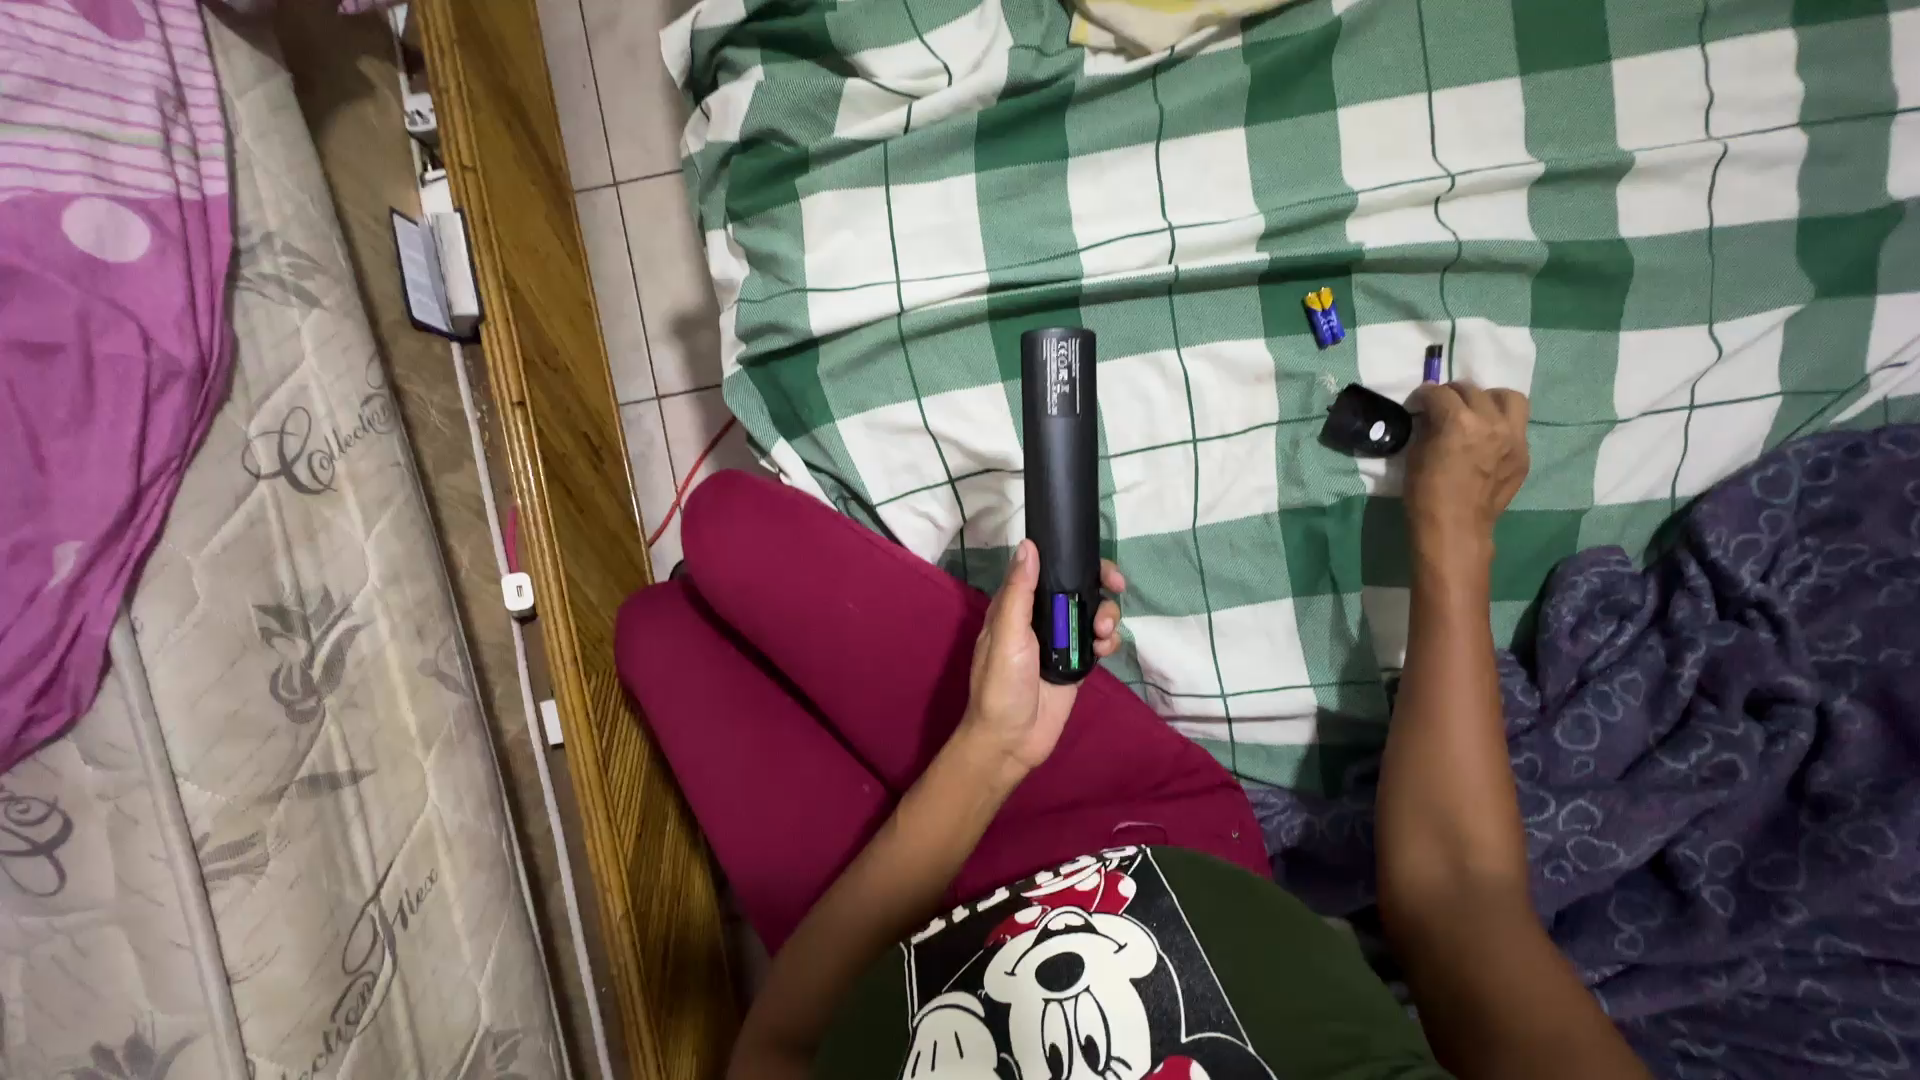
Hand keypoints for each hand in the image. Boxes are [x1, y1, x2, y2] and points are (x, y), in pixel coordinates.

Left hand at [954, 540, 1125, 782]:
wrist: (1012, 740)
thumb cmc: (1001, 684)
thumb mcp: (1007, 634)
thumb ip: (1020, 591)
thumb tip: (1029, 546)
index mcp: (1016, 606)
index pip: (1047, 571)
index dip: (1074, 561)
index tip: (1097, 564)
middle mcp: (1040, 619)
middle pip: (1078, 588)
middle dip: (1101, 585)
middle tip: (1117, 588)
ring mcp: (1061, 641)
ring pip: (1092, 613)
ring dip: (1106, 615)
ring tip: (1102, 633)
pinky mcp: (1077, 664)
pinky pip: (1099, 642)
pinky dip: (1108, 641)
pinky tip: (1104, 651)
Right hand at [1405, 382, 1529, 562]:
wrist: (1455, 527)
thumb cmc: (1425, 494)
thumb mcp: (1416, 454)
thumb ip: (1428, 428)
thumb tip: (1431, 415)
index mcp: (1458, 422)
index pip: (1440, 392)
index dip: (1424, 395)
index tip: (1418, 402)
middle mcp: (1491, 423)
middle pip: (1473, 390)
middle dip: (1453, 393)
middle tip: (1442, 405)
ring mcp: (1514, 438)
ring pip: (1508, 398)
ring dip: (1488, 398)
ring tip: (1476, 410)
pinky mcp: (1524, 453)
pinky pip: (1516, 425)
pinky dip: (1500, 423)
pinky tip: (1487, 437)